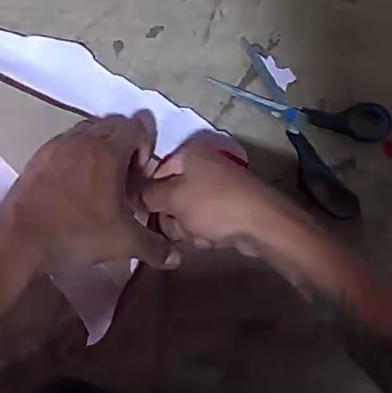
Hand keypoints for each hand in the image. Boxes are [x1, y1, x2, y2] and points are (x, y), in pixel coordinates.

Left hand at [0, 114, 179, 273]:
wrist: (18, 239)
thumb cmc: (76, 233)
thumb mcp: (123, 242)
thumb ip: (154, 246)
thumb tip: (177, 257)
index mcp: (108, 151)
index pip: (137, 127)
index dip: (146, 147)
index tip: (140, 176)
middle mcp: (84, 140)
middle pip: (114, 124)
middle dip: (126, 144)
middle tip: (126, 176)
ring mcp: (58, 145)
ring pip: (89, 130)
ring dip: (102, 147)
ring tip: (102, 179)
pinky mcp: (39, 157)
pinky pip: (67, 143)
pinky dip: (78, 154)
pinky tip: (76, 185)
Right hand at [140, 140, 310, 258]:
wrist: (262, 224)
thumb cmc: (214, 205)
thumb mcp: (173, 197)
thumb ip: (146, 194)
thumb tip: (129, 193)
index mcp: (189, 154)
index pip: (152, 174)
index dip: (146, 197)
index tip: (144, 215)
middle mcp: (202, 166)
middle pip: (168, 196)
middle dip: (171, 217)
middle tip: (180, 226)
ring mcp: (216, 188)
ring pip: (183, 213)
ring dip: (187, 229)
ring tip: (200, 233)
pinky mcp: (226, 209)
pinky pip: (202, 222)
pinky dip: (204, 233)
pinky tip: (213, 238)